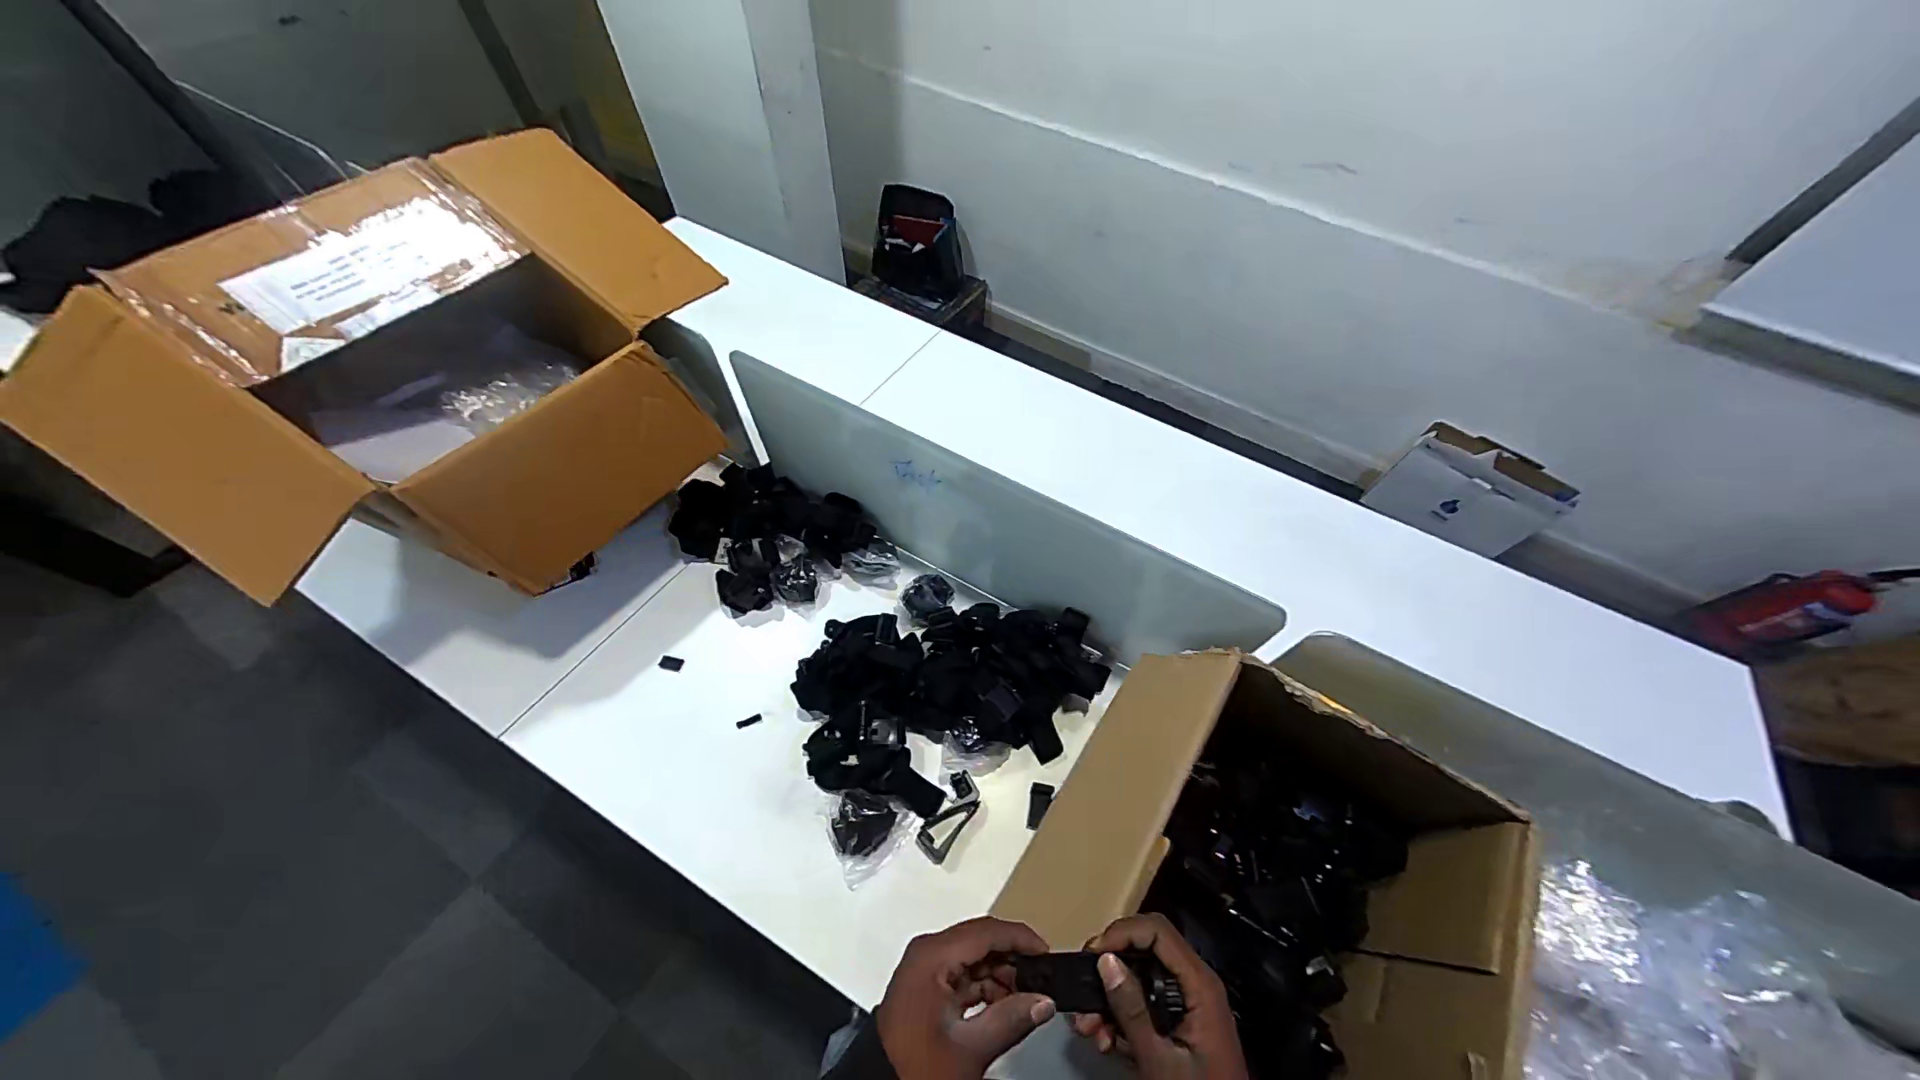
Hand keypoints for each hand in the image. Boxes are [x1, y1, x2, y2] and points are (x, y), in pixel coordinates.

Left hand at [875, 916, 1057, 1079]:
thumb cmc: (913, 1068)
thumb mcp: (970, 1048)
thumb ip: (1011, 1019)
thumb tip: (1042, 1001)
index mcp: (932, 956)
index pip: (985, 931)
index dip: (1019, 938)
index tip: (1045, 952)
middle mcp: (927, 953)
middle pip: (979, 941)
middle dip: (1011, 960)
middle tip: (1038, 982)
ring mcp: (925, 968)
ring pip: (973, 957)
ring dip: (1000, 975)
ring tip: (1024, 1000)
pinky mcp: (927, 985)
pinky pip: (963, 973)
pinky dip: (985, 987)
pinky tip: (1003, 1007)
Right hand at [1070, 914, 1248, 1079]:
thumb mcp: (1160, 1061)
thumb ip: (1132, 1010)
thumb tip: (1105, 960)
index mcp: (1199, 984)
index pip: (1156, 930)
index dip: (1121, 933)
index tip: (1092, 955)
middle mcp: (1194, 983)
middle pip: (1144, 949)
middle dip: (1109, 968)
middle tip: (1084, 994)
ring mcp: (1187, 1000)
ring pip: (1139, 976)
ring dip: (1109, 997)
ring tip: (1090, 1028)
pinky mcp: (1179, 1019)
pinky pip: (1144, 1000)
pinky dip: (1121, 1014)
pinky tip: (1106, 1039)